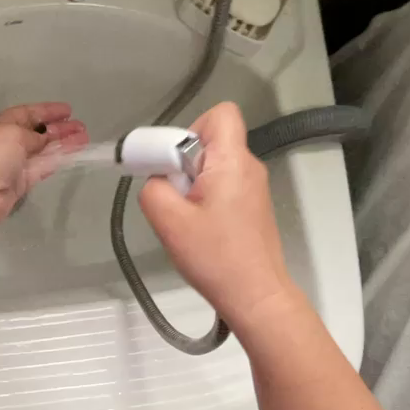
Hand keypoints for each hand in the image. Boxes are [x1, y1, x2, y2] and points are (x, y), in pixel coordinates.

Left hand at [0, 102, 87, 228]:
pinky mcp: (22, 182)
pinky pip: (43, 166)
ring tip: (84, 138)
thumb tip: (45, 139)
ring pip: (44, 150)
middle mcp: (8, 142)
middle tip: (81, 127)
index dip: (48, 111)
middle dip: (59, 128)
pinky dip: (58, 159)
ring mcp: (15, 163)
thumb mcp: (14, 134)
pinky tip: (74, 153)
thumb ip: (34, 135)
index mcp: (0, 124)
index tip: (68, 110)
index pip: (28, 113)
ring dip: (63, 143)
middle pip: (38, 132)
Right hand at [138, 102, 291, 317]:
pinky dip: (205, 203)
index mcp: (232, 161)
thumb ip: (154, 191)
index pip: (219, 114)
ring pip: (214, 168)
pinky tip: (199, 233)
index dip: (191, 130)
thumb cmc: (215, 258)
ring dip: (193, 188)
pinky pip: (222, 189)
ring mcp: (254, 188)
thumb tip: (156, 180)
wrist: (255, 295)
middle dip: (185, 165)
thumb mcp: (170, 223)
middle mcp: (249, 167)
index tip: (175, 165)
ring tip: (187, 222)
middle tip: (175, 200)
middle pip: (212, 143)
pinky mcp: (252, 208)